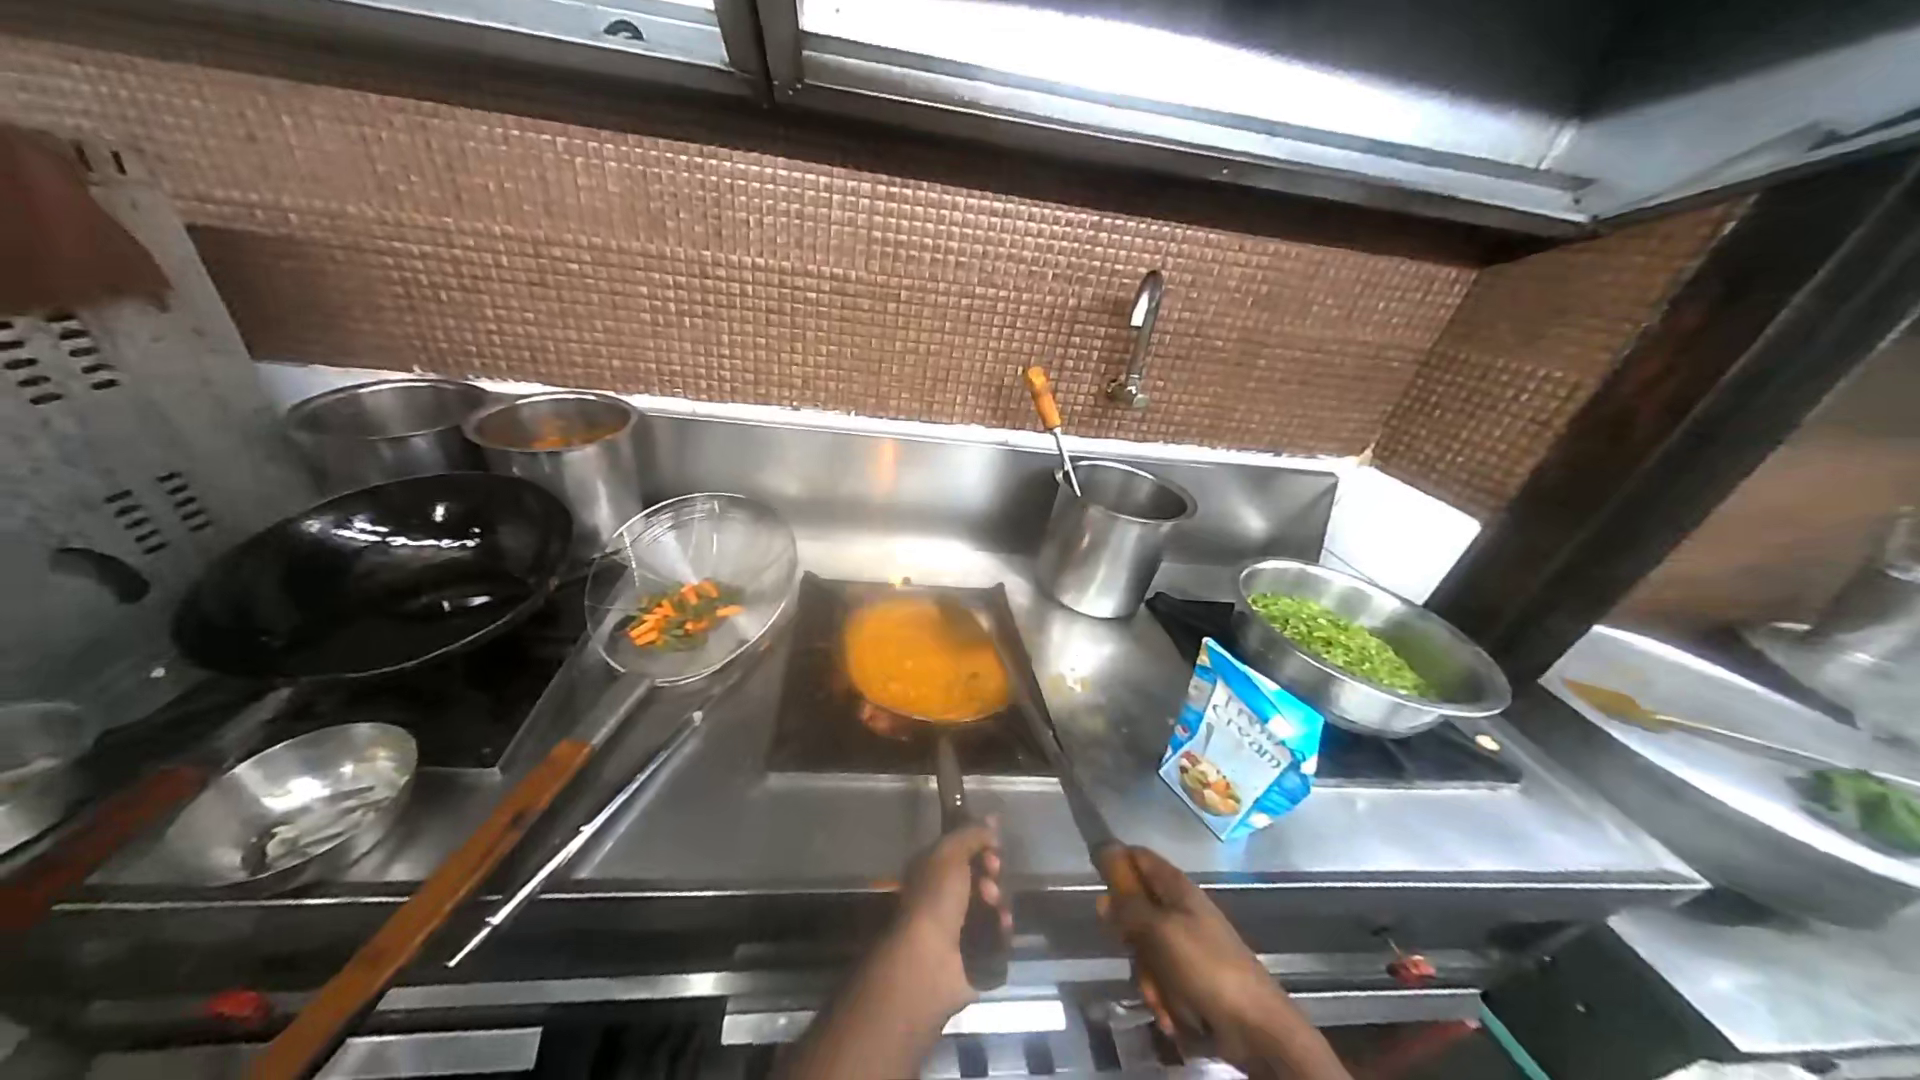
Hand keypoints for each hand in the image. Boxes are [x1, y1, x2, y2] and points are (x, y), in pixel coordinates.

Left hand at [777, 822, 1011, 1079]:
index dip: (981, 844)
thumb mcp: (950, 854)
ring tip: (993, 906)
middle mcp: (946, 894)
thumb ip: (971, 834)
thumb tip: (992, 819)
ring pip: (993, 902)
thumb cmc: (935, 899)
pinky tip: (1001, 926)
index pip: (964, 849)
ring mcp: (962, 924)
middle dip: (992, 872)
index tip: (992, 846)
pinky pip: (999, 931)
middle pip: (982, 874)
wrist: (930, 959)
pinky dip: (1002, 926)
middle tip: (991, 876)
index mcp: (933, 869)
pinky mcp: (977, 950)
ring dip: (999, 899)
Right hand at [1099, 846, 1348, 1079]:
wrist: (1257, 1029)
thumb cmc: (1207, 968)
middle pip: (1134, 908)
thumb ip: (1128, 909)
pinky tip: (1174, 1013)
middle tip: (1132, 949)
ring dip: (1147, 976)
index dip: (1115, 862)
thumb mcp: (1159, 931)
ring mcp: (1186, 945)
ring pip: (1143, 949)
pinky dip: (1163, 997)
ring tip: (1162, 994)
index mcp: (1176, 887)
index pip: (1137, 857)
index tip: (1095, 883)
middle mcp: (1179, 910)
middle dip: (1129, 937)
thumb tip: (1103, 894)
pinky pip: (1160, 979)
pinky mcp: (1191, 978)